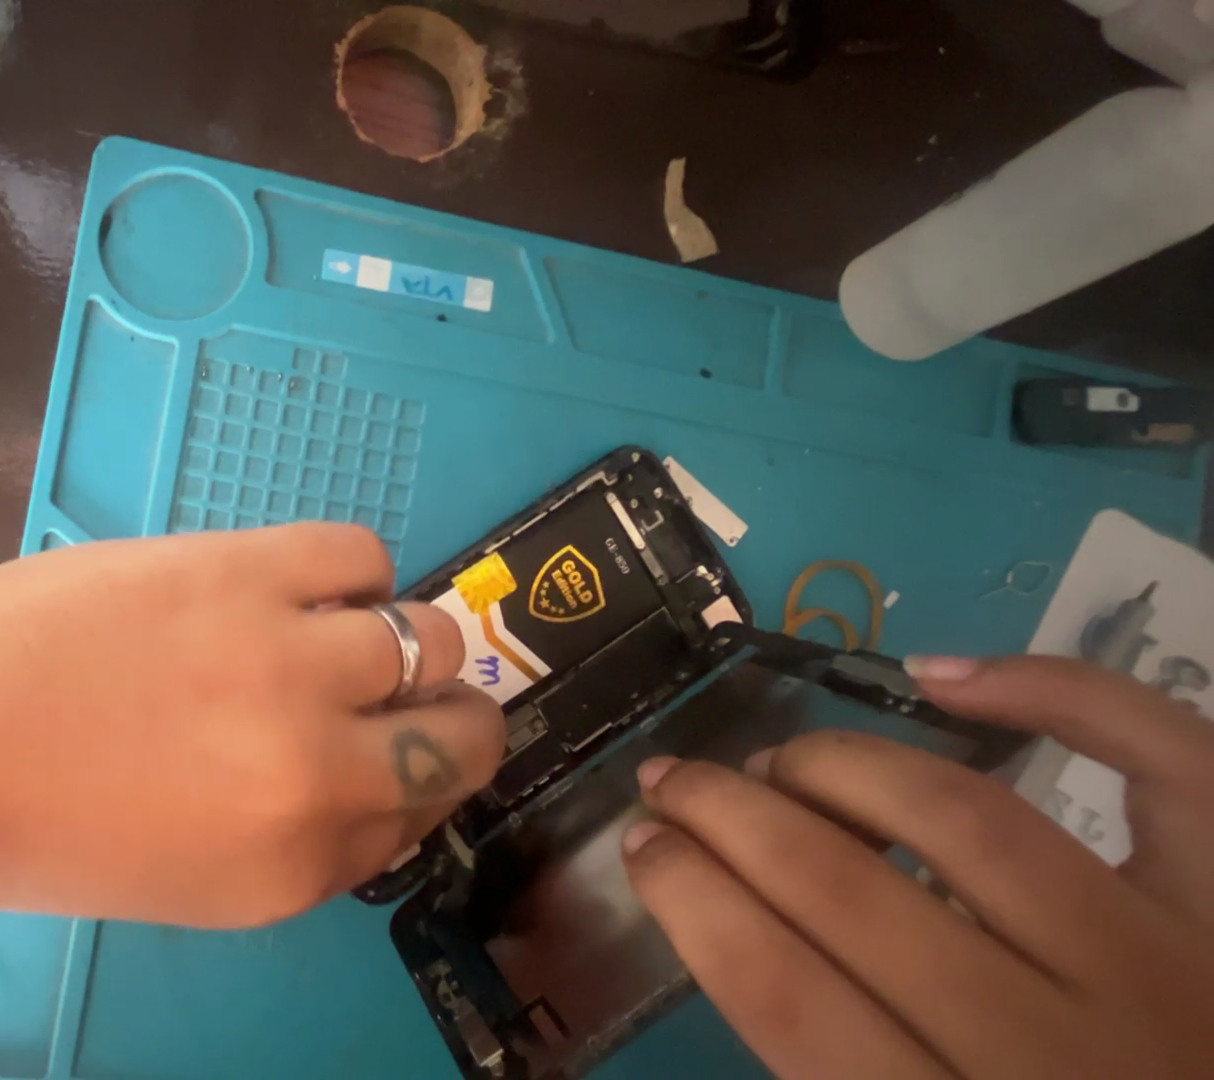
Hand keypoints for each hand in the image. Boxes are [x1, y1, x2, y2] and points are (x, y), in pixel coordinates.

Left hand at [0, 524, 504, 927]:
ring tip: (342, 631)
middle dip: (446, 715)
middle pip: (458, 729)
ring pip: (429, 634)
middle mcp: (315, 767)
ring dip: (404, 639)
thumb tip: (378, 777)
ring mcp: (286, 658)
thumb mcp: (196, 876)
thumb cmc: (40, 822)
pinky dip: (355, 572)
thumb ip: (306, 837)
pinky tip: (305, 585)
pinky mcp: (244, 569)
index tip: (394, 753)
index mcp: (296, 865)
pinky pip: (362, 554)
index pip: (423, 815)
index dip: (417, 780)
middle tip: (399, 694)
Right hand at [622, 656, 1213, 1078]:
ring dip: (833, 764)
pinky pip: (1170, 768)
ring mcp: (1182, 974)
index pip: (779, 987)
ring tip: (779, 763)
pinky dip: (1055, 695)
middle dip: (718, 809)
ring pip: (960, 814)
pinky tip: (940, 674)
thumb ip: (819, 1054)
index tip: (641, 841)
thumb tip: (717, 916)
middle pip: (840, 885)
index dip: (684, 893)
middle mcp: (1067, 1054)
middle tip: (670, 780)